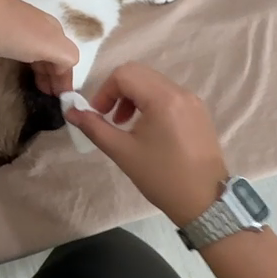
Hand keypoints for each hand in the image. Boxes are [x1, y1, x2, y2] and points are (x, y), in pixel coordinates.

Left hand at [0, 0, 77, 93]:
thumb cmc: (10, 32)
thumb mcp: (47, 45)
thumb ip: (65, 56)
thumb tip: (68, 66)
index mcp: (53, 28)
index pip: (67, 58)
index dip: (66, 80)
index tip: (60, 102)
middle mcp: (39, 23)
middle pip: (53, 52)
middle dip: (54, 74)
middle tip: (47, 97)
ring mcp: (17, 23)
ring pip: (36, 48)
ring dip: (40, 68)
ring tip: (34, 86)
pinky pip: (18, 46)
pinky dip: (25, 60)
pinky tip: (16, 66)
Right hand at [67, 62, 228, 224]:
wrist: (206, 204)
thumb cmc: (162, 178)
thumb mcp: (123, 152)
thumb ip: (94, 127)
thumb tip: (70, 111)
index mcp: (163, 99)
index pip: (124, 74)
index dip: (105, 91)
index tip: (98, 114)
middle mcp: (180, 92)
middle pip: (139, 73)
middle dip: (118, 91)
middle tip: (109, 117)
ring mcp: (193, 101)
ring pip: (154, 82)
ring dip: (133, 96)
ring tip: (126, 124)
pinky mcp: (199, 112)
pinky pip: (168, 94)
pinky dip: (151, 102)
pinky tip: (147, 129)